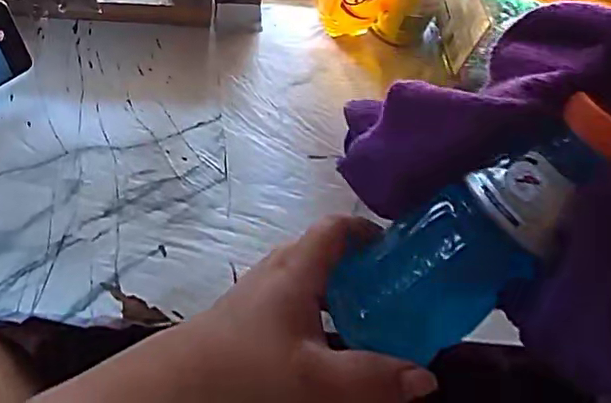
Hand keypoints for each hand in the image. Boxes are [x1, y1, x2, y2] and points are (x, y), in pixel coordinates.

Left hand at [37, 216, 437, 402]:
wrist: (184, 383)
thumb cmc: (251, 369)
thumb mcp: (318, 380)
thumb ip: (372, 378)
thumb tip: (426, 377)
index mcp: (297, 268)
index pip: (335, 227)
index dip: (366, 229)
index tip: (397, 248)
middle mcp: (278, 268)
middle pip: (323, 249)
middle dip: (359, 262)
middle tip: (393, 287)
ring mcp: (261, 289)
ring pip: (309, 274)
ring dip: (339, 286)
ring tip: (370, 315)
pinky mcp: (250, 313)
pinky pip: (296, 296)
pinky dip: (321, 306)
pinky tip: (329, 340)